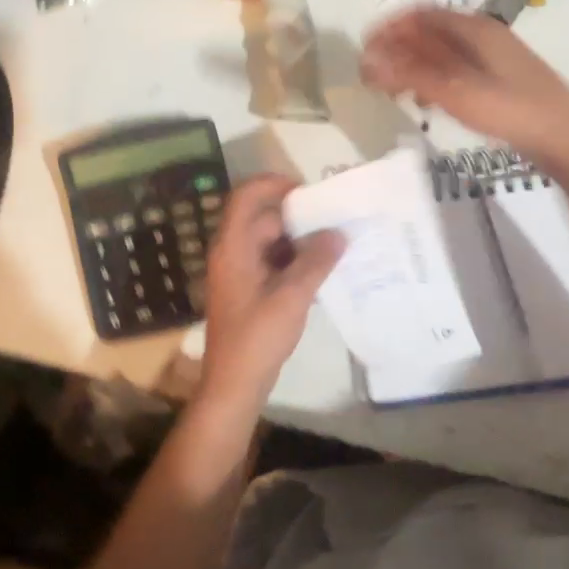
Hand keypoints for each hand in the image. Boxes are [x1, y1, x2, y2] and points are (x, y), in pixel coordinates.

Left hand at [198, 176, 345, 410]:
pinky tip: (321, 271)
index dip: (274, 184)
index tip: (309, 190)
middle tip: (335, 221)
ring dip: (298, 241)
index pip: (246, 196)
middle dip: (297, 217)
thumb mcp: (291, 297)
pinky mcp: (247, 291)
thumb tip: (337, 233)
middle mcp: (231, 253)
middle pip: (262, 219)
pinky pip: (271, 263)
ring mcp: (238, 272)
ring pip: (269, 242)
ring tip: (336, 244)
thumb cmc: (257, 337)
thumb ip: (315, 262)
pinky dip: (293, 261)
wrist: (233, 384)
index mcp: (233, 247)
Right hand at [361, 5, 568, 172]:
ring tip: (391, 90)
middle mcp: (483, 36)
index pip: (420, 14)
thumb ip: (411, 74)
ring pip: (441, 53)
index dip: (388, 28)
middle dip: (397, 48)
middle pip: (429, 32)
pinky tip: (425, 102)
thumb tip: (368, 59)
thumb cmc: (512, 111)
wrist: (567, 140)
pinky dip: (432, 80)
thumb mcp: (456, 93)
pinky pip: (455, 71)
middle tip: (371, 75)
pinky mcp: (498, 81)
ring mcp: (493, 58)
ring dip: (412, 65)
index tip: (364, 51)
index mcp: (475, 29)